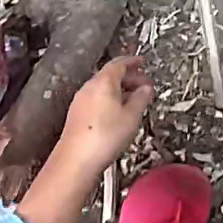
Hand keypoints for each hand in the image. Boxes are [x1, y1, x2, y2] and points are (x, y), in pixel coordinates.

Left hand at [54, 56, 153, 175]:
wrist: (76, 161)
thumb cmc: (103, 138)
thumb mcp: (132, 116)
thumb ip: (141, 98)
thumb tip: (146, 89)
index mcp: (103, 82)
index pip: (119, 63)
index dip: (133, 61)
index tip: (141, 61)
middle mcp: (89, 88)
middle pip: (111, 75)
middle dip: (129, 77)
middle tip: (144, 84)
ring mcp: (81, 101)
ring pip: (103, 88)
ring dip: (120, 90)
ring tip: (134, 100)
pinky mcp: (77, 115)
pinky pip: (96, 100)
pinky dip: (109, 100)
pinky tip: (118, 114)